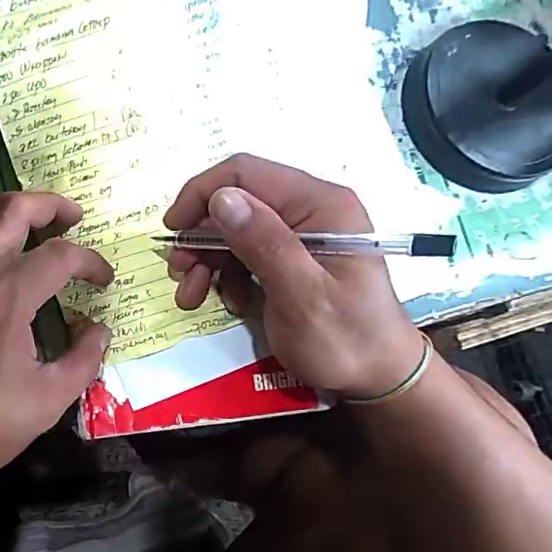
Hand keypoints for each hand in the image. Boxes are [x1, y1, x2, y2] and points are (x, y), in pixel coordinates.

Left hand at [0, 192, 113, 503]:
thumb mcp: (49, 400)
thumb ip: (84, 358)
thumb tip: (100, 329)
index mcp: (4, 300)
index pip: (58, 257)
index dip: (90, 262)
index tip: (105, 280)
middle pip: (10, 210)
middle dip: (49, 205)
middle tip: (73, 217)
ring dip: (10, 210)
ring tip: (36, 224)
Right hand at [165, 154, 421, 398]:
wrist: (379, 377)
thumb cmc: (347, 340)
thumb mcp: (303, 297)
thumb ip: (265, 245)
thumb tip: (221, 199)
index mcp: (320, 205)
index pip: (247, 174)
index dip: (202, 194)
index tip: (172, 229)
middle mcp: (310, 211)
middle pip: (237, 203)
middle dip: (201, 236)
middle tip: (180, 274)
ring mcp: (302, 236)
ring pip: (236, 231)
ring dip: (208, 261)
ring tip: (191, 296)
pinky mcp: (293, 260)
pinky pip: (247, 255)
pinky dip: (228, 277)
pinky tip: (229, 303)